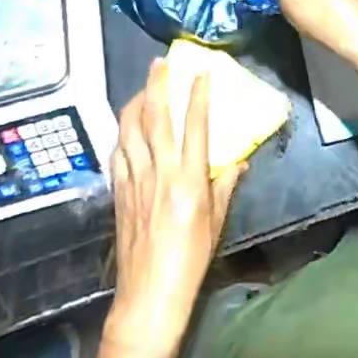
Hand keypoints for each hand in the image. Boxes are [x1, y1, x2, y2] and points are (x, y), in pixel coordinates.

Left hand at [105, 60, 246, 357]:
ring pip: (130, 129)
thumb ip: (226, 185)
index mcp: (189, 179)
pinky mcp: (118, 191)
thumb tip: (239, 161)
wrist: (149, 295)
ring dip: (135, 102)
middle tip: (160, 63)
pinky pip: (118, 152)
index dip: (198, 95)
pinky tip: (126, 127)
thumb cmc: (190, 259)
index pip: (195, 125)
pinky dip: (122, 132)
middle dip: (157, 85)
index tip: (200, 72)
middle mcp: (160, 171)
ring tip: (142, 87)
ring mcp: (134, 179)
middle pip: (155, 117)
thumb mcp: (216, 222)